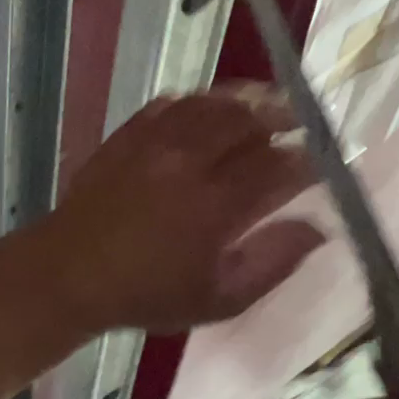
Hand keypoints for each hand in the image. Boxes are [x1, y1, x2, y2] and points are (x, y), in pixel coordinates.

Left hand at [33, 87, 323, 333]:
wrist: (74, 268)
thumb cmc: (151, 292)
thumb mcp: (221, 297)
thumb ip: (273, 261)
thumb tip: (318, 227)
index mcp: (214, 204)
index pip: (274, 166)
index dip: (306, 160)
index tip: (324, 160)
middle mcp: (186, 161)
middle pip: (243, 121)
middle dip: (279, 117)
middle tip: (300, 121)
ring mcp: (152, 141)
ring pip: (206, 104)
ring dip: (240, 101)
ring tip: (264, 103)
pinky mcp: (126, 133)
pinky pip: (168, 103)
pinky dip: (195, 101)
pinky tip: (207, 107)